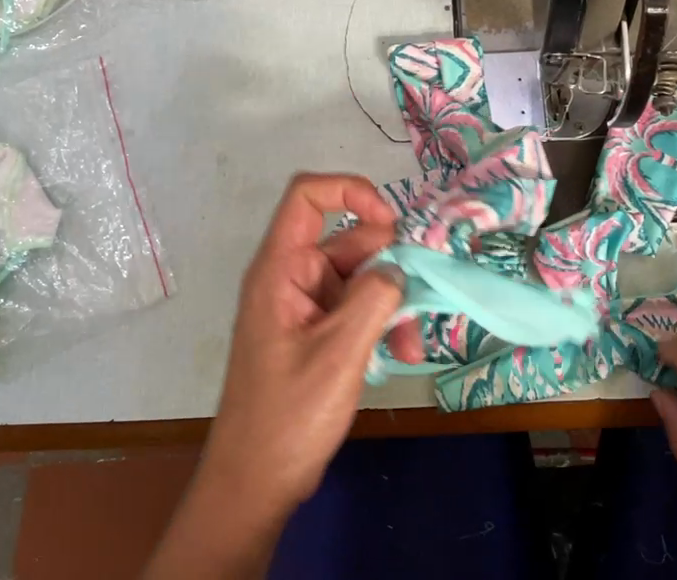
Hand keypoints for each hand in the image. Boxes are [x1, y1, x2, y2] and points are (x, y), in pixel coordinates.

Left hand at [146, 174, 422, 579]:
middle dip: (389, 265)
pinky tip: (403, 355)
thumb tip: (398, 267)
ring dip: (392, 302)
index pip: (307, 196)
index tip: (390, 222)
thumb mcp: (339, 353)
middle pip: (348, 240)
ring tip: (412, 343)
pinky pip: (357, 308)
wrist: (256, 484)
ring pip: (361, 277)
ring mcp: (304, 306)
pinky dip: (382, 323)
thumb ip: (374, 298)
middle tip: (420, 298)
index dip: (349, 191)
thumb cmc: (289, 416)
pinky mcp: (317, 333)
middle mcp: (291, 278)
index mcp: (279, 270)